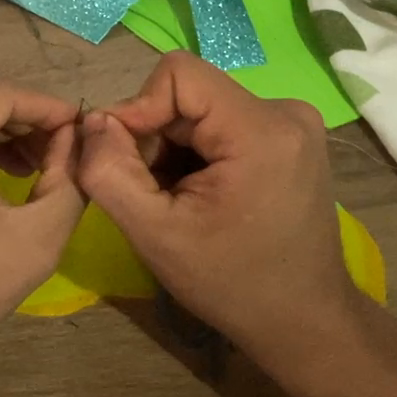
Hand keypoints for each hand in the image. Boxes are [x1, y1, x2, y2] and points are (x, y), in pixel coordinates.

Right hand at [74, 52, 361, 369]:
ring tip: (174, 198)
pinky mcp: (286, 136)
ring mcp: (290, 123)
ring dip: (169, 148)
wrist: (304, 323)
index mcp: (261, 129)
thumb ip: (108, 171)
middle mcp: (284, 112)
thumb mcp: (153, 232)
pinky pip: (216, 122)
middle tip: (150, 191)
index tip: (125, 159)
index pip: (177, 74)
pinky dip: (192, 153)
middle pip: (185, 94)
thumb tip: (92, 121)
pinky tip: (197, 194)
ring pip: (196, 110)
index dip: (137, 107)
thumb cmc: (231, 283)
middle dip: (153, 137)